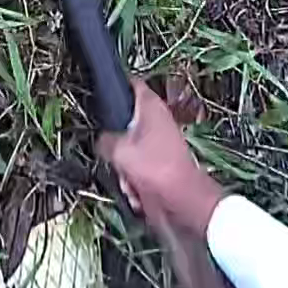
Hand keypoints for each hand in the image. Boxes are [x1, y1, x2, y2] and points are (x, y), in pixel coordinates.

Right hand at [98, 81, 225, 239]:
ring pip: (130, 146)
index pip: (130, 83)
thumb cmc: (156, 169)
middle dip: (116, 142)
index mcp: (150, 105)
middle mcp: (157, 118)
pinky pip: (140, 165)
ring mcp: (161, 140)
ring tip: (128, 179)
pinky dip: (135, 178)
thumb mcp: (121, 152)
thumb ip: (105, 141)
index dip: (115, 87)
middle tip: (115, 154)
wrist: (186, 203)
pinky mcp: (163, 162)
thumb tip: (101, 140)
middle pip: (125, 121)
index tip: (100, 98)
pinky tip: (136, 192)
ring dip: (124, 166)